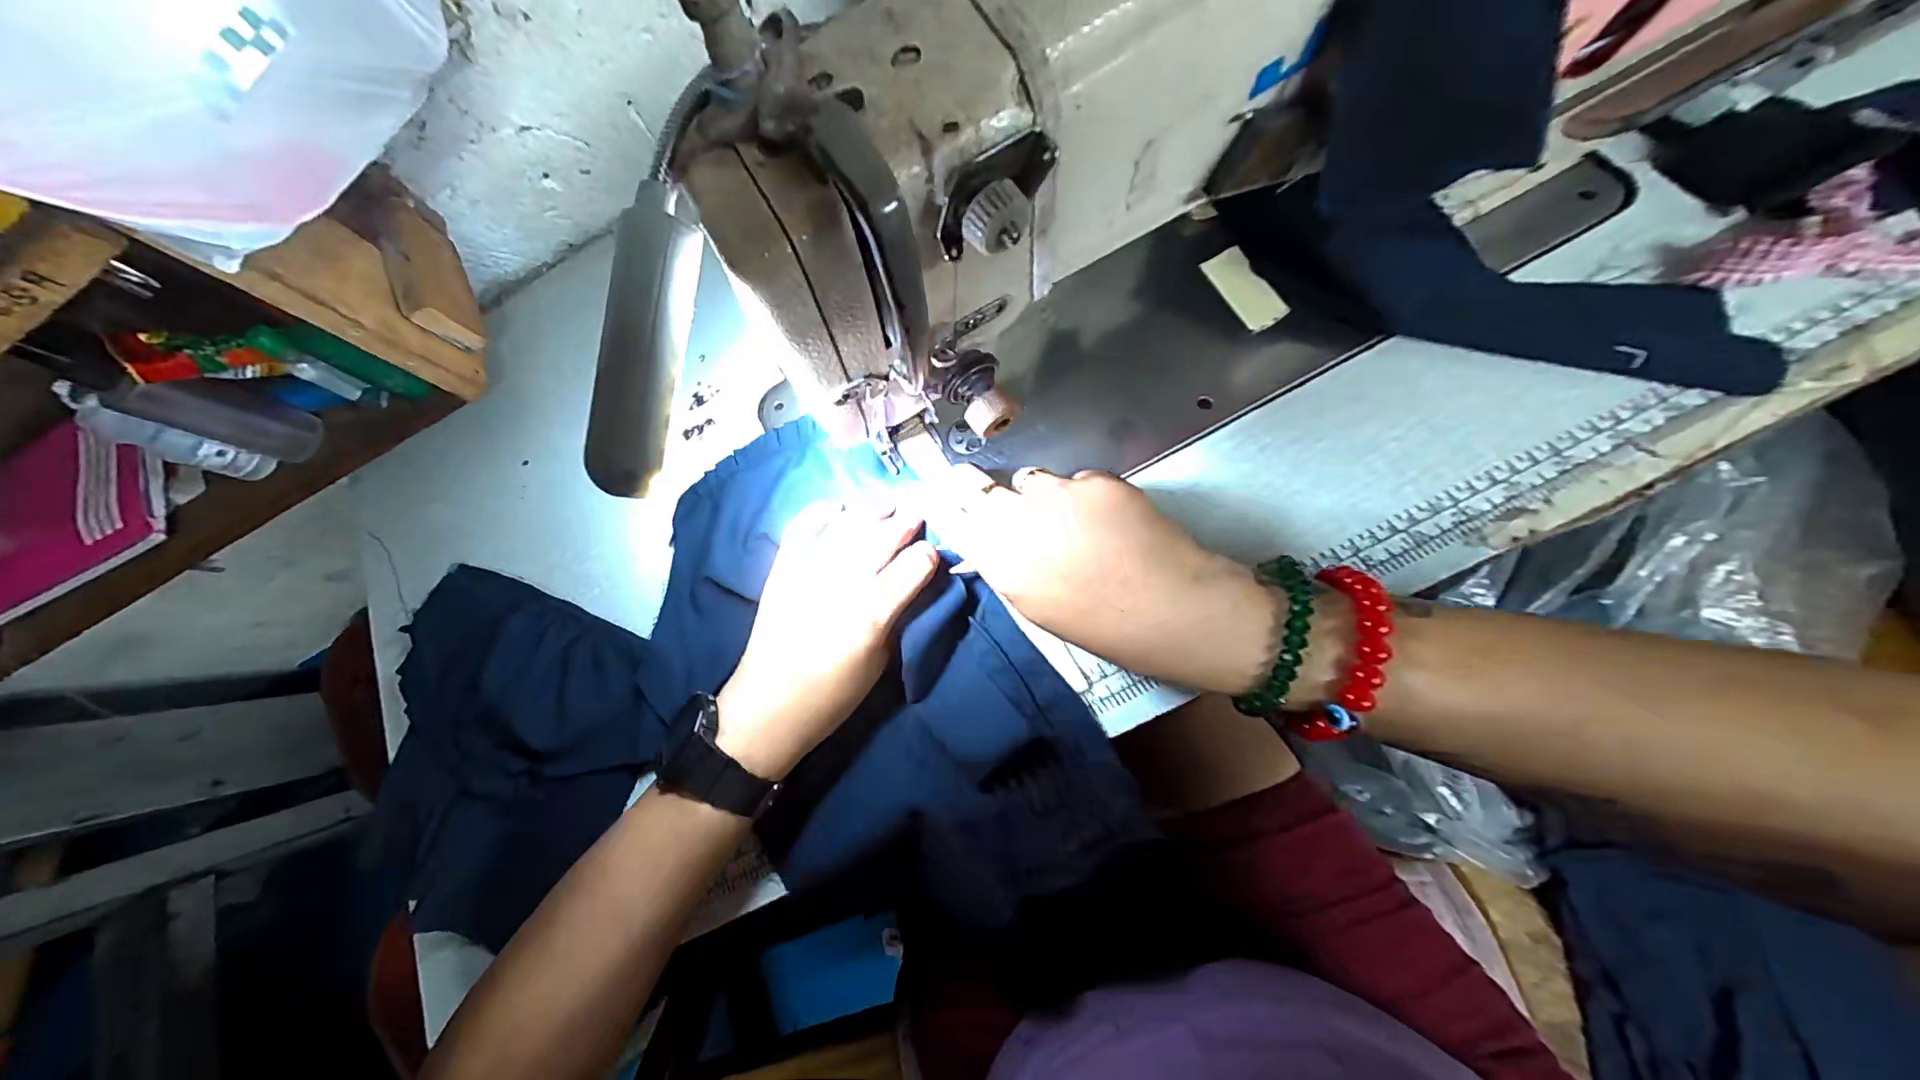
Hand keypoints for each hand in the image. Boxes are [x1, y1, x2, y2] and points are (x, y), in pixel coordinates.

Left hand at [715, 501, 939, 778]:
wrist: (770, 705)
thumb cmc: (834, 693)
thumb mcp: (882, 660)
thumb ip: (900, 614)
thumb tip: (915, 581)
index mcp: (872, 614)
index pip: (915, 563)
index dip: (929, 555)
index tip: (933, 555)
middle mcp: (842, 583)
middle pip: (885, 533)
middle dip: (907, 523)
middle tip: (917, 519)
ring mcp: (809, 568)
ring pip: (851, 521)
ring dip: (874, 512)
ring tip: (887, 511)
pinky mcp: (783, 564)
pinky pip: (807, 521)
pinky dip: (829, 510)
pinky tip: (844, 512)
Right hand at [935, 468, 1316, 697]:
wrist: (1175, 610)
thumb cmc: (1107, 626)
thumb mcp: (1039, 607)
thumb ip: (1009, 566)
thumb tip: (996, 537)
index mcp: (1004, 569)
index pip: (960, 519)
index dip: (955, 501)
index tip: (952, 490)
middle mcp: (1019, 527)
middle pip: (980, 487)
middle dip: (979, 483)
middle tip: (983, 481)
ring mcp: (1057, 499)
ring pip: (1032, 480)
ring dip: (1043, 493)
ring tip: (1072, 518)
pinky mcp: (1095, 482)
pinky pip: (1078, 479)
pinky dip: (1088, 493)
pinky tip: (1111, 519)